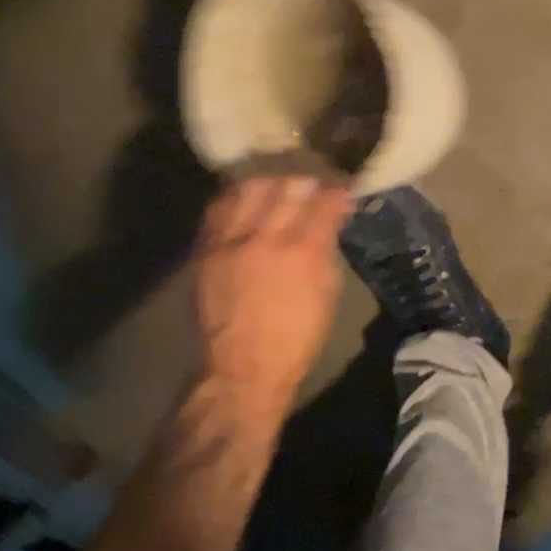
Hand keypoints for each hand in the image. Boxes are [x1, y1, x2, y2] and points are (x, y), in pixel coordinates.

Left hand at [196, 176, 349, 395]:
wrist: (242, 369)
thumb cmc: (297, 338)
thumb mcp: (327, 293)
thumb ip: (326, 250)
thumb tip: (329, 223)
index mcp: (303, 252)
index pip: (325, 201)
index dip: (339, 191)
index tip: (345, 190)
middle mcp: (265, 238)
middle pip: (287, 186)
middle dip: (307, 182)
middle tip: (314, 185)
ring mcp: (231, 241)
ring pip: (250, 189)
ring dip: (270, 183)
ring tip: (278, 188)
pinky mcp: (206, 249)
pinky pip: (221, 208)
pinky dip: (239, 199)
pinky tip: (249, 202)